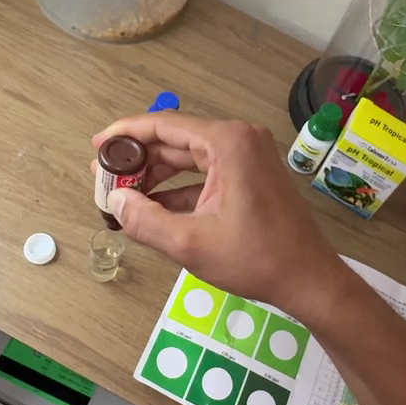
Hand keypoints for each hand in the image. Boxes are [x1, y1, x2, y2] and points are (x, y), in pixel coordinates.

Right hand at [91, 113, 349, 314]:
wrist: (309, 279)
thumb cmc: (256, 258)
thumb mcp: (190, 244)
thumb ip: (145, 220)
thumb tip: (113, 202)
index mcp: (227, 142)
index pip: (163, 125)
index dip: (125, 134)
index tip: (96, 147)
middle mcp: (238, 139)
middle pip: (174, 140)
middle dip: (138, 160)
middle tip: (103, 179)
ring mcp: (247, 156)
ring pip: (188, 158)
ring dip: (155, 176)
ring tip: (121, 196)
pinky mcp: (250, 176)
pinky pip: (205, 174)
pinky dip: (178, 189)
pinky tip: (151, 208)